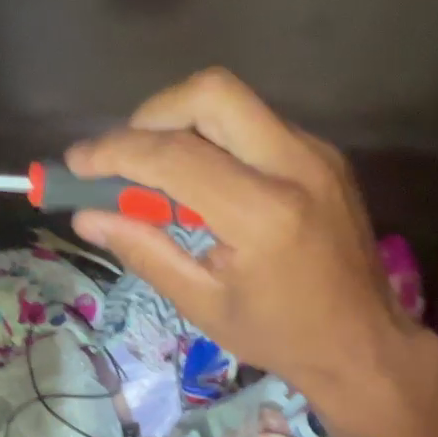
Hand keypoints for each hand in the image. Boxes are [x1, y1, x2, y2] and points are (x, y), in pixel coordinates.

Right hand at [65, 68, 433, 429]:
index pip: (174, 156)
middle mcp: (294, 165)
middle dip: (152, 115)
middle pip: (211, 94)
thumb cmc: (278, 335)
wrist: (363, 342)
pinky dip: (212, 140)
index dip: (114, 153)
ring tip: (152, 173)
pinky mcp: (321, 154)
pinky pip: (254, 123)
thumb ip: (144, 251)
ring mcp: (315, 153)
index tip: (75, 164)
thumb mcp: (201, 304)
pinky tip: (196, 183)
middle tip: (123, 156)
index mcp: (263, 214)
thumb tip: (86, 218)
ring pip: (234, 102)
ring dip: (181, 125)